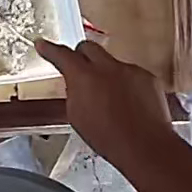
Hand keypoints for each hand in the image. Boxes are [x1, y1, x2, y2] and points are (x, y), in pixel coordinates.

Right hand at [34, 38, 174, 164]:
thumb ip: (73, 92)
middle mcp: (106, 67)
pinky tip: (128, 104)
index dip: (49, 49)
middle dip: (81, 56)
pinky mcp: (147, 77)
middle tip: (79, 69)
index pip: (61, 54)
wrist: (144, 147)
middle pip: (88, 47)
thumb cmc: (109, 137)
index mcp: (83, 76)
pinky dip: (127, 85)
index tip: (43, 45)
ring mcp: (129, 70)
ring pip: (111, 62)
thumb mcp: (77, 116)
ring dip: (106, 75)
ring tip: (110, 100)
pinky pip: (131, 74)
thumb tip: (74, 84)